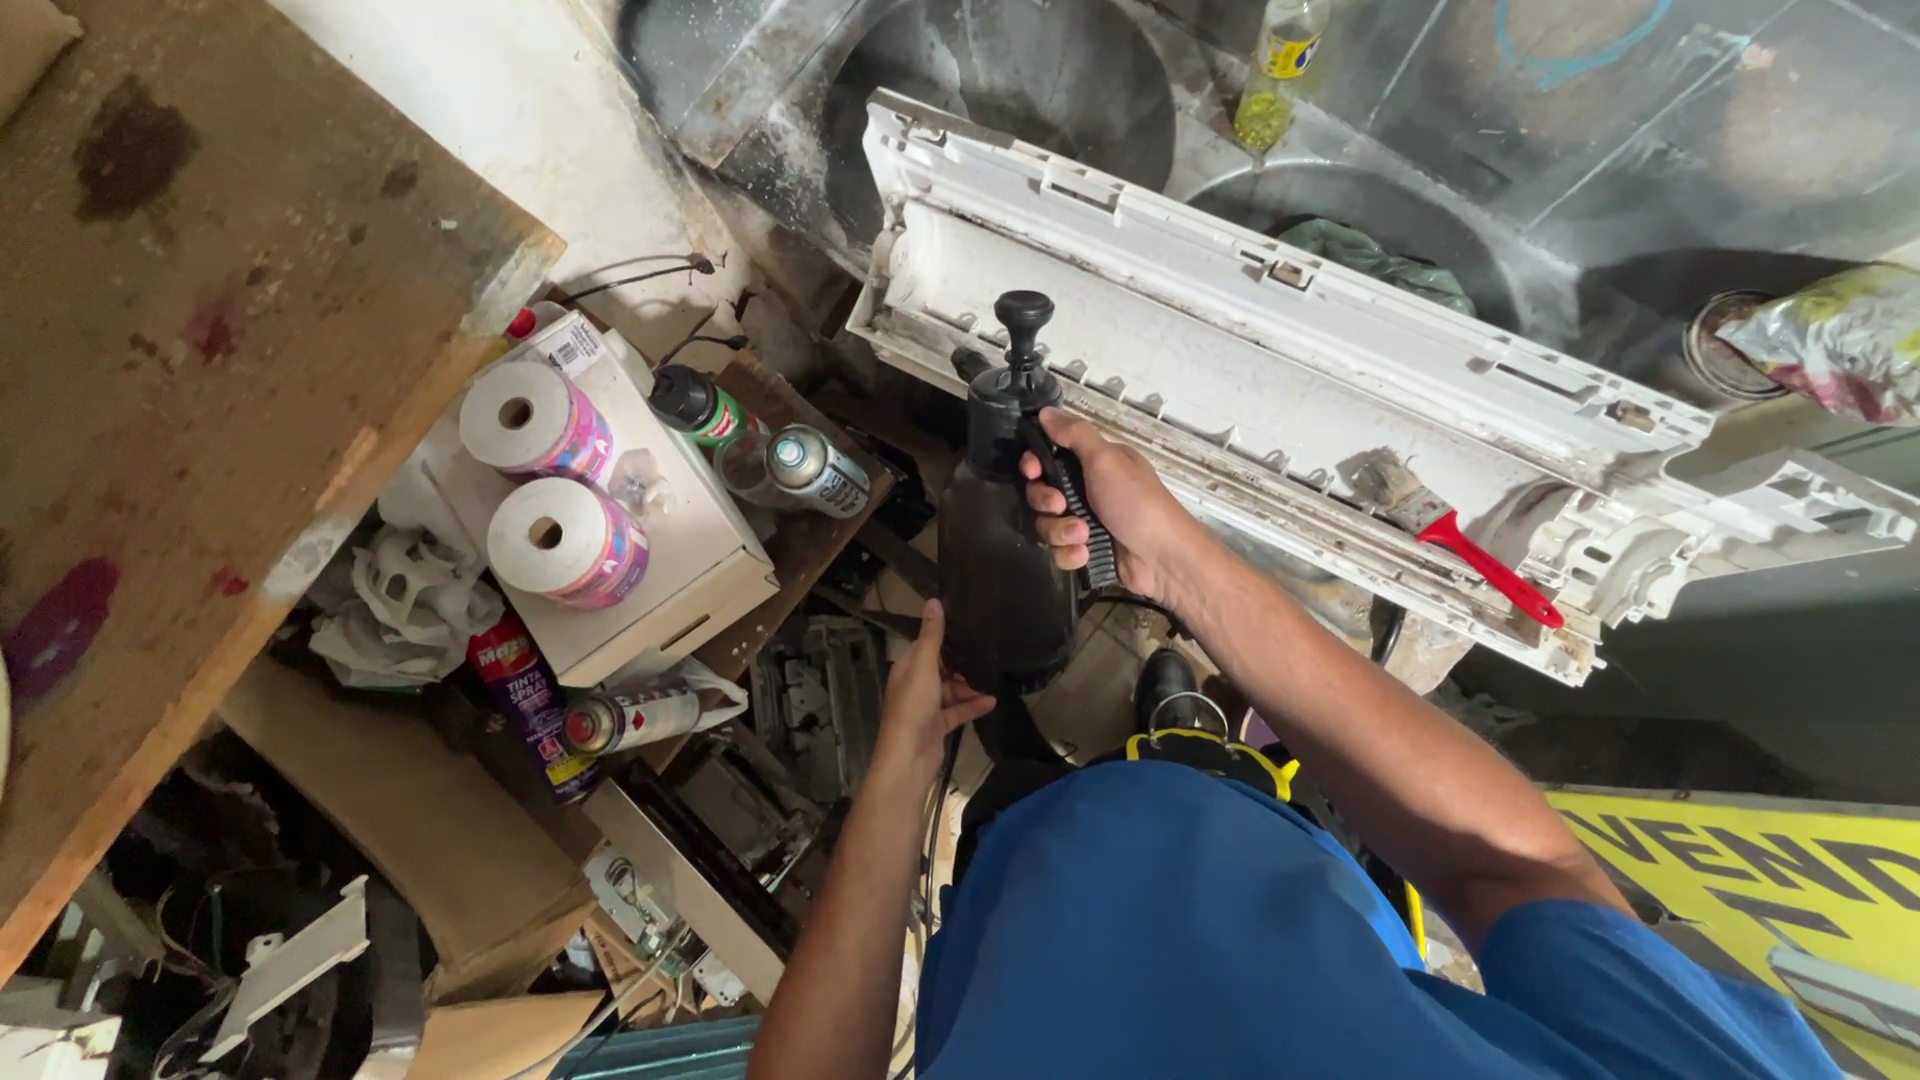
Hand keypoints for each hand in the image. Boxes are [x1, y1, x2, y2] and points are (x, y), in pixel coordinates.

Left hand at [872, 599, 996, 784]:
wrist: (909, 757)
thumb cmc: (913, 706)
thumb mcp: (923, 666)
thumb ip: (931, 636)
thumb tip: (933, 600)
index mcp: (907, 668)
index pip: (925, 646)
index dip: (944, 637)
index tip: (968, 625)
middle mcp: (915, 685)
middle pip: (941, 668)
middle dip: (962, 662)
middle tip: (988, 652)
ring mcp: (927, 707)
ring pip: (952, 690)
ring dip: (970, 685)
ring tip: (994, 678)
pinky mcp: (938, 726)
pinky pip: (958, 711)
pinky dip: (973, 705)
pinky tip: (992, 701)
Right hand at [1020, 407, 1206, 605]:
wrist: (1162, 557)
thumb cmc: (1136, 501)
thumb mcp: (1107, 459)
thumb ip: (1075, 434)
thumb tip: (1045, 410)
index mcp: (1093, 464)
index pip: (1048, 458)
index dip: (1034, 464)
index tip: (1033, 471)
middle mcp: (1086, 490)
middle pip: (1040, 492)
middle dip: (1045, 501)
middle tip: (1061, 505)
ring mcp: (1085, 522)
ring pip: (1047, 525)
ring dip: (1060, 531)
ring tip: (1083, 536)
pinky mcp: (1086, 551)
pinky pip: (1059, 551)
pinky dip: (1070, 553)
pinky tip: (1086, 555)